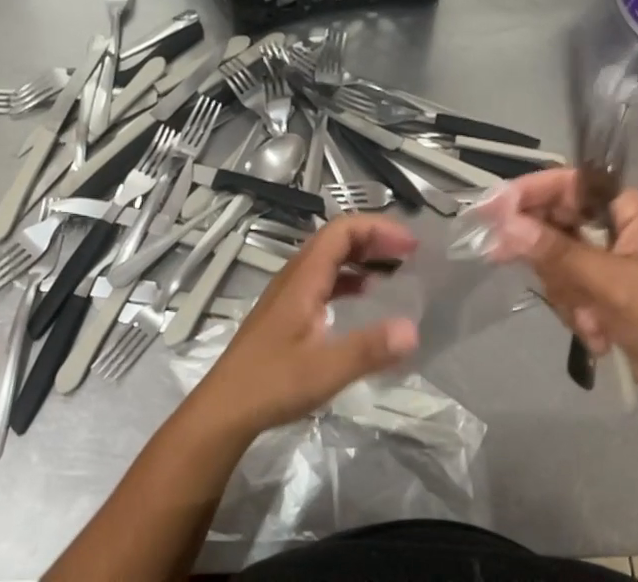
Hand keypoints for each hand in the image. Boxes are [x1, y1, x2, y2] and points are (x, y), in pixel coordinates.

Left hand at [184, 214, 419, 437]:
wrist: (225, 409)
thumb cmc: (271, 384)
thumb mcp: (325, 370)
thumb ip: (369, 349)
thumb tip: (412, 329)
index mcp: (303, 279)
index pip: (341, 231)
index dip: (377, 228)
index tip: (409, 245)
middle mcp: (295, 277)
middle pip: (335, 239)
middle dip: (374, 238)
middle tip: (410, 253)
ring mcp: (289, 294)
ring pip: (329, 258)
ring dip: (362, 256)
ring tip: (395, 269)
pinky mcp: (287, 313)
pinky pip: (323, 280)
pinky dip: (349, 278)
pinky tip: (365, 296)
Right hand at [487, 169, 637, 393]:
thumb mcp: (613, 284)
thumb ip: (557, 252)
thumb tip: (504, 223)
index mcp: (628, 209)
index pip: (567, 183)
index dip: (528, 194)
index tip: (491, 212)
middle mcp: (615, 227)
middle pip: (555, 225)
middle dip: (556, 267)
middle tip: (557, 289)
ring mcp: (607, 261)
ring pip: (556, 262)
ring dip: (570, 298)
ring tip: (597, 325)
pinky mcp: (602, 292)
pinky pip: (567, 289)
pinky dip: (577, 313)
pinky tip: (601, 338)